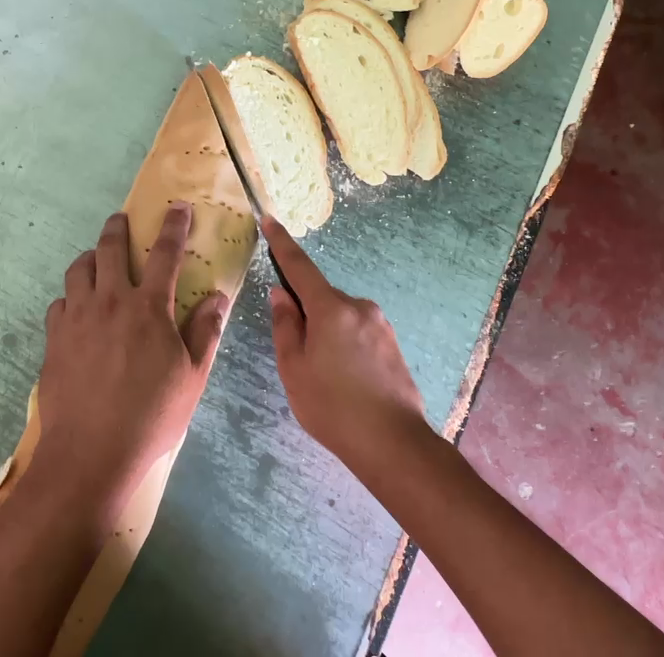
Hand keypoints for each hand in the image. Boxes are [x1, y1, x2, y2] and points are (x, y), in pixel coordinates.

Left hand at [35, 205, 230, 509]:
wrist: (90, 450)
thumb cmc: (151, 416)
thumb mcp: (192, 378)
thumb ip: (204, 333)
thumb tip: (218, 297)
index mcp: (148, 307)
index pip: (164, 254)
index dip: (173, 227)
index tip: (177, 207)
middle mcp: (109, 301)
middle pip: (109, 249)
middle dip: (117, 228)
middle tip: (121, 220)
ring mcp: (76, 318)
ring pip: (78, 270)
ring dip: (89, 258)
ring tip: (95, 260)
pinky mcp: (54, 338)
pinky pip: (59, 303)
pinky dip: (70, 297)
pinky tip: (76, 309)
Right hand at [263, 218, 428, 472]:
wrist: (392, 443)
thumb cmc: (331, 406)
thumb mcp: (293, 367)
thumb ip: (285, 325)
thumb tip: (281, 294)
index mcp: (331, 308)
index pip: (299, 267)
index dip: (282, 244)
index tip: (270, 219)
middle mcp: (359, 307)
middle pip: (321, 299)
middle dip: (306, 315)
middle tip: (297, 357)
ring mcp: (380, 326)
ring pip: (340, 318)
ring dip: (326, 335)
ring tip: (323, 379)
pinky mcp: (393, 345)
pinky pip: (358, 334)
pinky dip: (344, 348)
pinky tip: (344, 382)